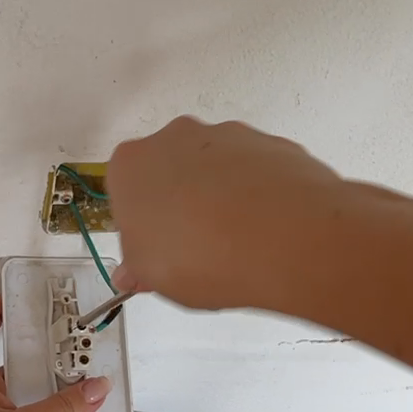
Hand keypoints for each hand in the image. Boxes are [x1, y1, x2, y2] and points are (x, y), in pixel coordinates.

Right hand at [108, 116, 346, 310]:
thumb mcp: (152, 276)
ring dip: (221, 197)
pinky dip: (259, 195)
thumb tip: (132, 274)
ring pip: (215, 169)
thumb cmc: (199, 255)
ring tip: (239, 244)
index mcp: (131, 164)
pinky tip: (269, 231)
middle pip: (170, 172)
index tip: (158, 252)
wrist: (286, 238)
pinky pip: (256, 171)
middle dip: (180, 204)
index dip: (142, 226)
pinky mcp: (273, 143)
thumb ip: (137, 268)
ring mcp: (228, 135)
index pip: (126, 192)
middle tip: (196, 250)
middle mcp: (175, 137)